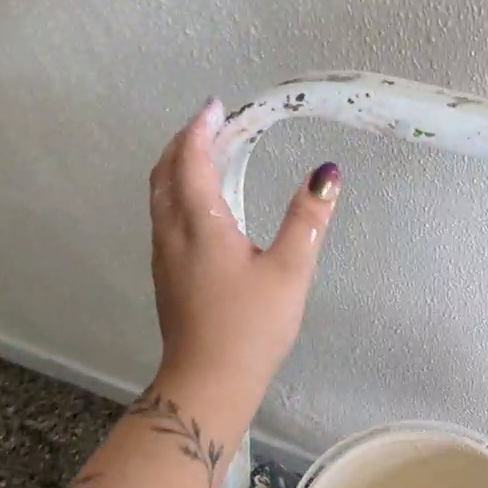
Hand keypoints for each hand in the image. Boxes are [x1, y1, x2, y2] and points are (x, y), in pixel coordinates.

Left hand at [149, 99, 340, 398]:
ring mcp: (164, 256)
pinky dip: (178, 194)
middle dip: (185, 142)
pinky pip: (165, 217)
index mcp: (200, 224)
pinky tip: (203, 207)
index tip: (217, 107)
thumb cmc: (252, 326)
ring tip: (207, 157)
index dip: (202, 129)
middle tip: (214, 126)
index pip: (192, 160)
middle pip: (165, 172)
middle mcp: (173, 233)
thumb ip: (307, 219)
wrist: (209, 381)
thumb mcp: (290, 271)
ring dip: (178, 167)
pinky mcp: (167, 276)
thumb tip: (327, 173)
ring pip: (160, 196)